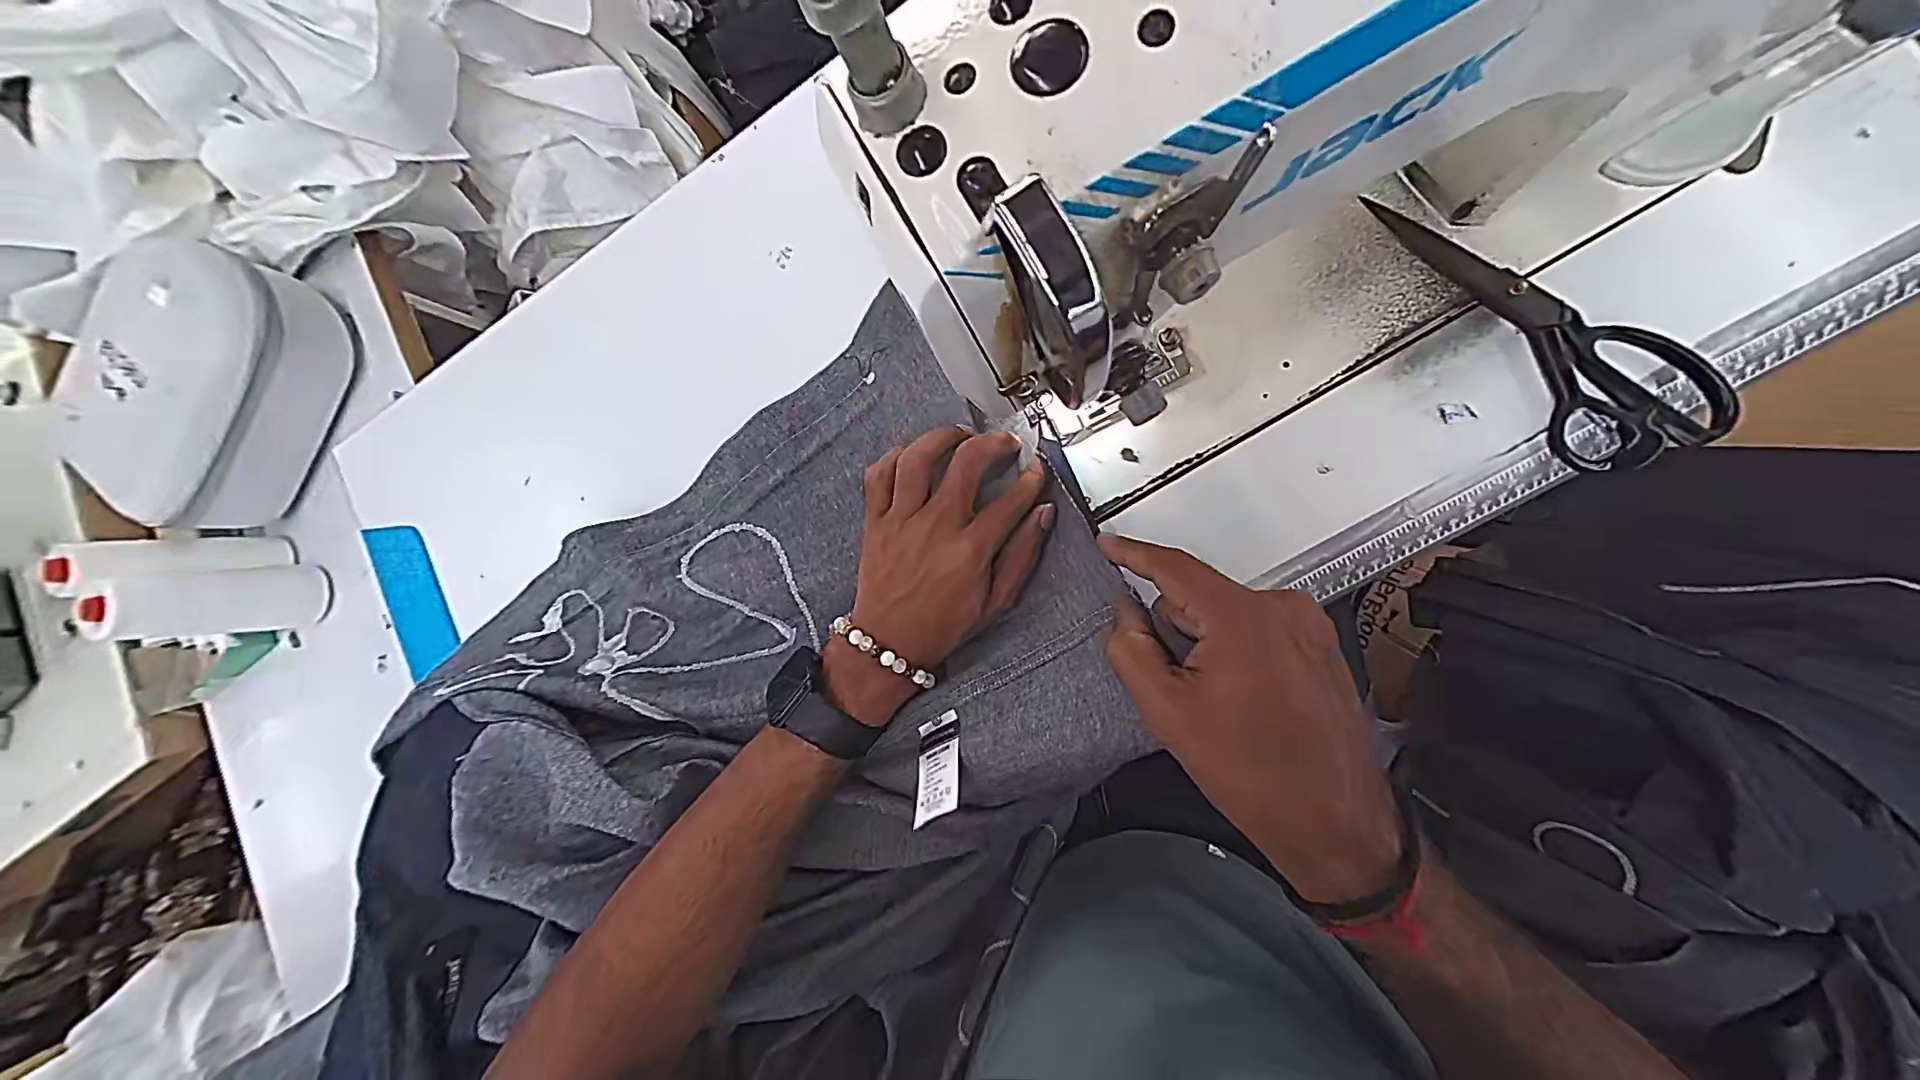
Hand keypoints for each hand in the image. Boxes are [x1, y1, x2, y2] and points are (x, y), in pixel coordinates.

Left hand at [822, 427, 1054, 726]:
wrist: (889, 642)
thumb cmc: (940, 625)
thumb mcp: (995, 602)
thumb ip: (1023, 556)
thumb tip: (1042, 517)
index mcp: (969, 550)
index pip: (1010, 500)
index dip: (1031, 479)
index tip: (1036, 471)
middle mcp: (935, 528)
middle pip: (967, 463)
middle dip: (994, 444)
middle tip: (1004, 444)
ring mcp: (902, 521)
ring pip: (918, 459)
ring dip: (942, 437)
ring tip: (960, 435)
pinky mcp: (876, 522)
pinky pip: (879, 476)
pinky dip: (894, 457)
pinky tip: (912, 454)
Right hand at [1099, 534, 1401, 903]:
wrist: (1330, 819)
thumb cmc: (1262, 774)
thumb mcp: (1167, 710)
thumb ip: (1130, 649)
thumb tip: (1125, 616)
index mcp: (1243, 617)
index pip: (1173, 567)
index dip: (1132, 553)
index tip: (1112, 543)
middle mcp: (1283, 610)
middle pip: (1197, 597)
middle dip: (1177, 630)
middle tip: (1183, 686)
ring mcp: (1306, 627)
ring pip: (1226, 615)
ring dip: (1208, 645)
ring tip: (1223, 702)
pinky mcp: (1318, 645)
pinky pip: (1256, 629)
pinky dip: (1237, 653)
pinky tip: (1245, 700)